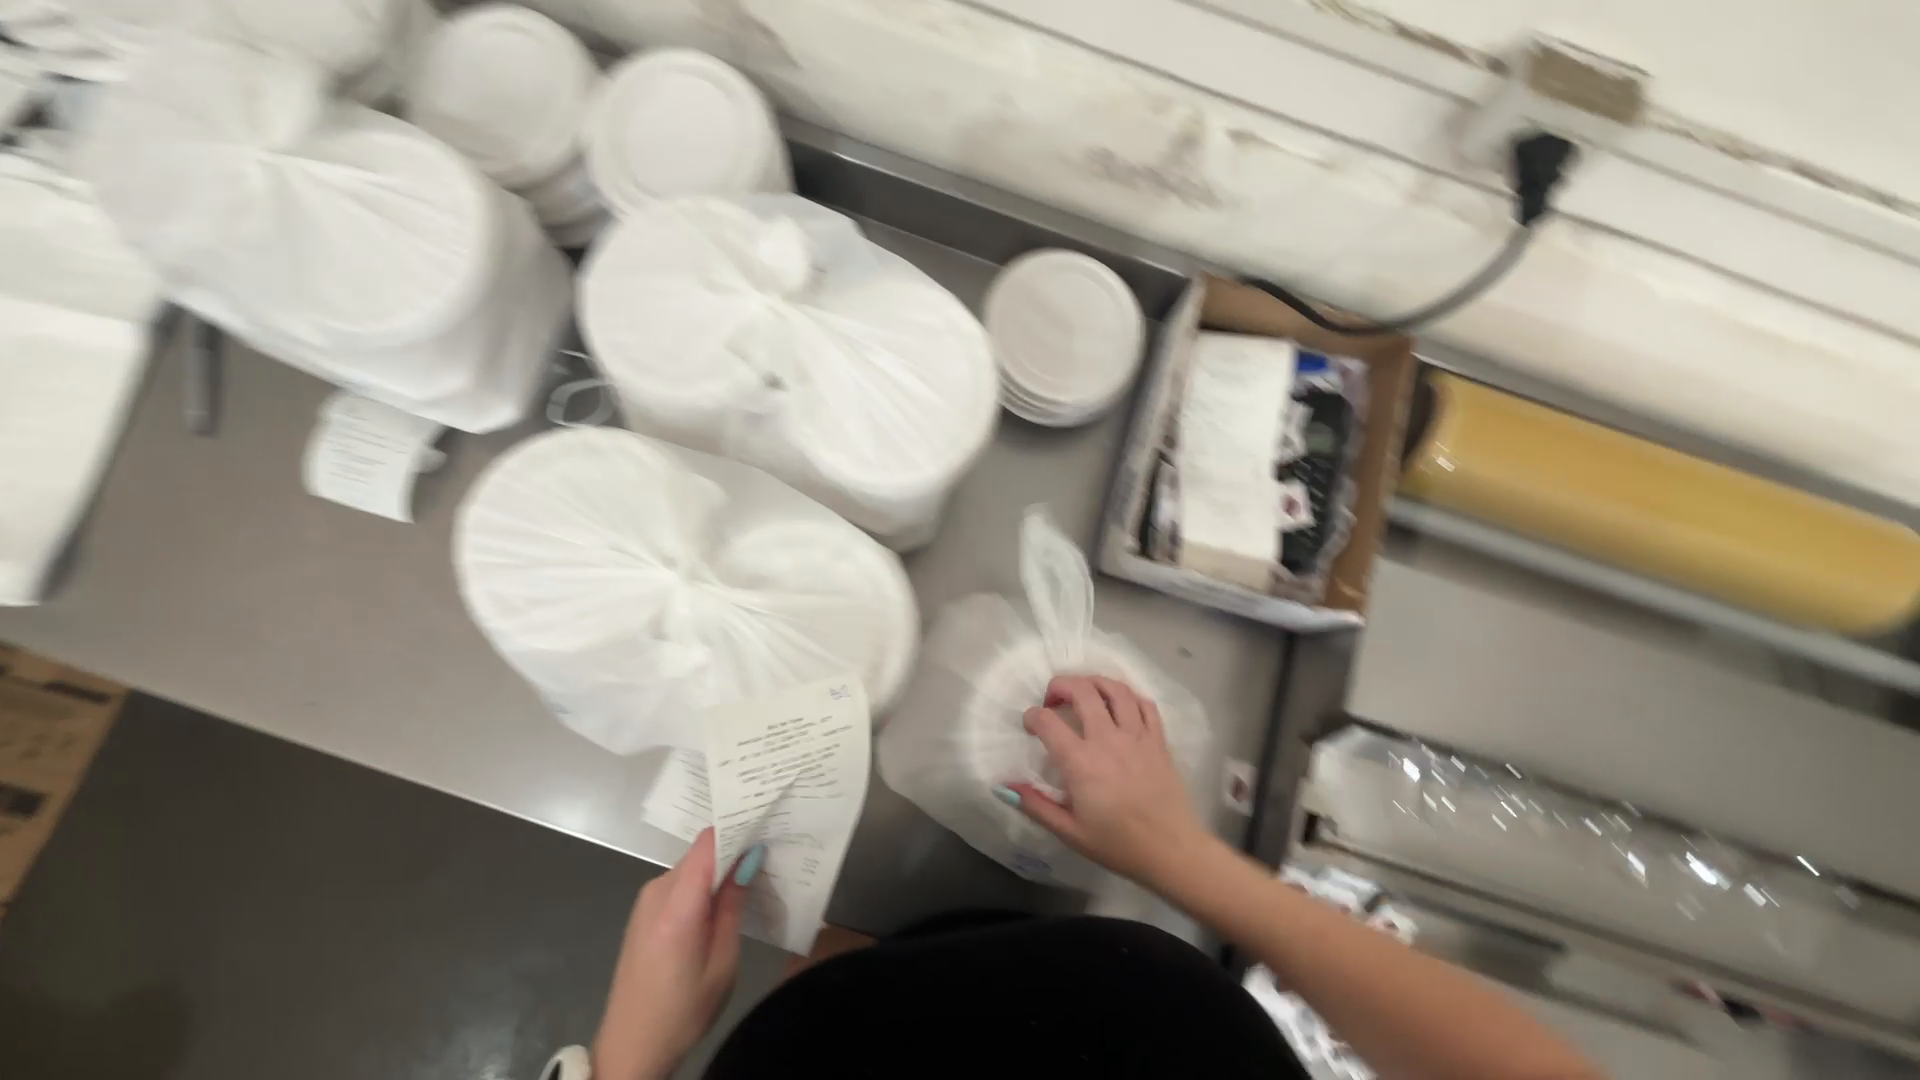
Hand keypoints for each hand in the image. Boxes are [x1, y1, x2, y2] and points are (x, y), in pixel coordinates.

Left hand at [592, 828, 760, 1079]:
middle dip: (733, 851)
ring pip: (690, 868)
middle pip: (700, 853)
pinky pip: (679, 884)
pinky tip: (719, 906)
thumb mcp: (722, 962)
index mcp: (677, 904)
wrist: (629, 1049)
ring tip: (749, 884)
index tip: (767, 825)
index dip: (737, 829)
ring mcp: (646, 901)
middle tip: (768, 857)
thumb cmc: (683, 1010)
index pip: (708, 843)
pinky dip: (701, 886)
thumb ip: (732, 905)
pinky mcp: (643, 913)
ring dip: (717, 871)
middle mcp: (657, 892)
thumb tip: (748, 859)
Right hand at [1001, 675, 1212, 889]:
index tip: (1030, 726)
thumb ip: (1036, 805)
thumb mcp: (1070, 832)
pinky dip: (1129, 696)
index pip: (1048, 721)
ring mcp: (1137, 736)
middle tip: (1053, 699)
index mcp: (1081, 762)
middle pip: (1082, 690)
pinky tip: (1120, 705)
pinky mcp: (1159, 740)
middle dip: (1060, 685)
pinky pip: (1145, 704)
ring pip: (1116, 690)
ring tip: (1084, 692)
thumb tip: (1005, 786)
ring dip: (1094, 683)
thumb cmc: (1117, 844)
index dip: (1032, 716)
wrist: (1171, 851)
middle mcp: (1108, 740)